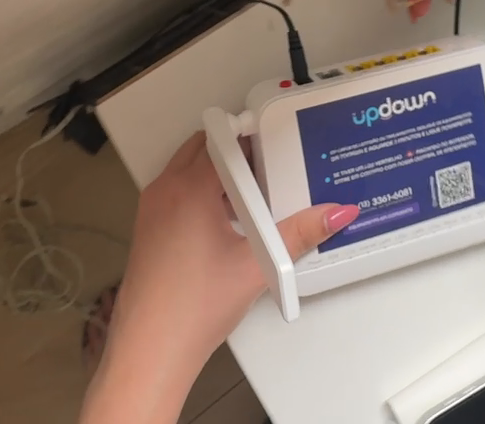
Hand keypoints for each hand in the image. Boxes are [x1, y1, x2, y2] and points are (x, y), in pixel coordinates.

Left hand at [82, 133, 357, 422]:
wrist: (150, 350)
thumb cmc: (196, 306)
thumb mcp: (256, 266)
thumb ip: (301, 233)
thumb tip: (337, 212)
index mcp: (190, 188)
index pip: (221, 140)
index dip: (248, 134)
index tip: (271, 137)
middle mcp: (166, 189)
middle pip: (201, 147)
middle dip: (233, 150)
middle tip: (265, 165)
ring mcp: (152, 207)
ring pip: (186, 168)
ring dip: (215, 171)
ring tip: (250, 194)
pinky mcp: (147, 226)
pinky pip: (175, 190)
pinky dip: (198, 191)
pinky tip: (225, 221)